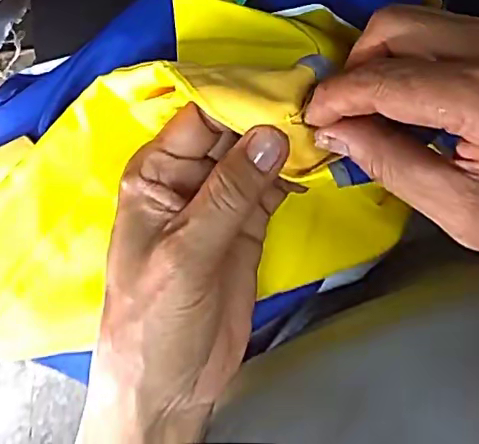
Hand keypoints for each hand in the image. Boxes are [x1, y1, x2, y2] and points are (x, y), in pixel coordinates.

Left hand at [84, 105, 296, 443]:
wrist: (169, 393)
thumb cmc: (153, 324)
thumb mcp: (186, 254)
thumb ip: (230, 192)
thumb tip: (272, 134)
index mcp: (159, 173)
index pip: (202, 116)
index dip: (241, 97)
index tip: (285, 85)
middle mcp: (191, 176)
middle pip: (235, 129)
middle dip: (272, 113)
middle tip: (316, 99)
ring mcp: (224, 197)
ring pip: (260, 152)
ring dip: (290, 139)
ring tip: (325, 123)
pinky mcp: (249, 218)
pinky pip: (276, 181)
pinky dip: (298, 170)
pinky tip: (319, 158)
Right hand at [303, 5, 478, 305]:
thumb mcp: (471, 218)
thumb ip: (395, 164)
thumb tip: (336, 129)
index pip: (385, 77)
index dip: (337, 96)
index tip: (307, 120)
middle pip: (396, 23)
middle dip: (357, 63)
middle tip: (345, 116)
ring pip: (420, 18)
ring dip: (385, 55)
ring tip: (375, 111)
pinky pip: (448, 30)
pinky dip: (417, 54)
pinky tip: (418, 100)